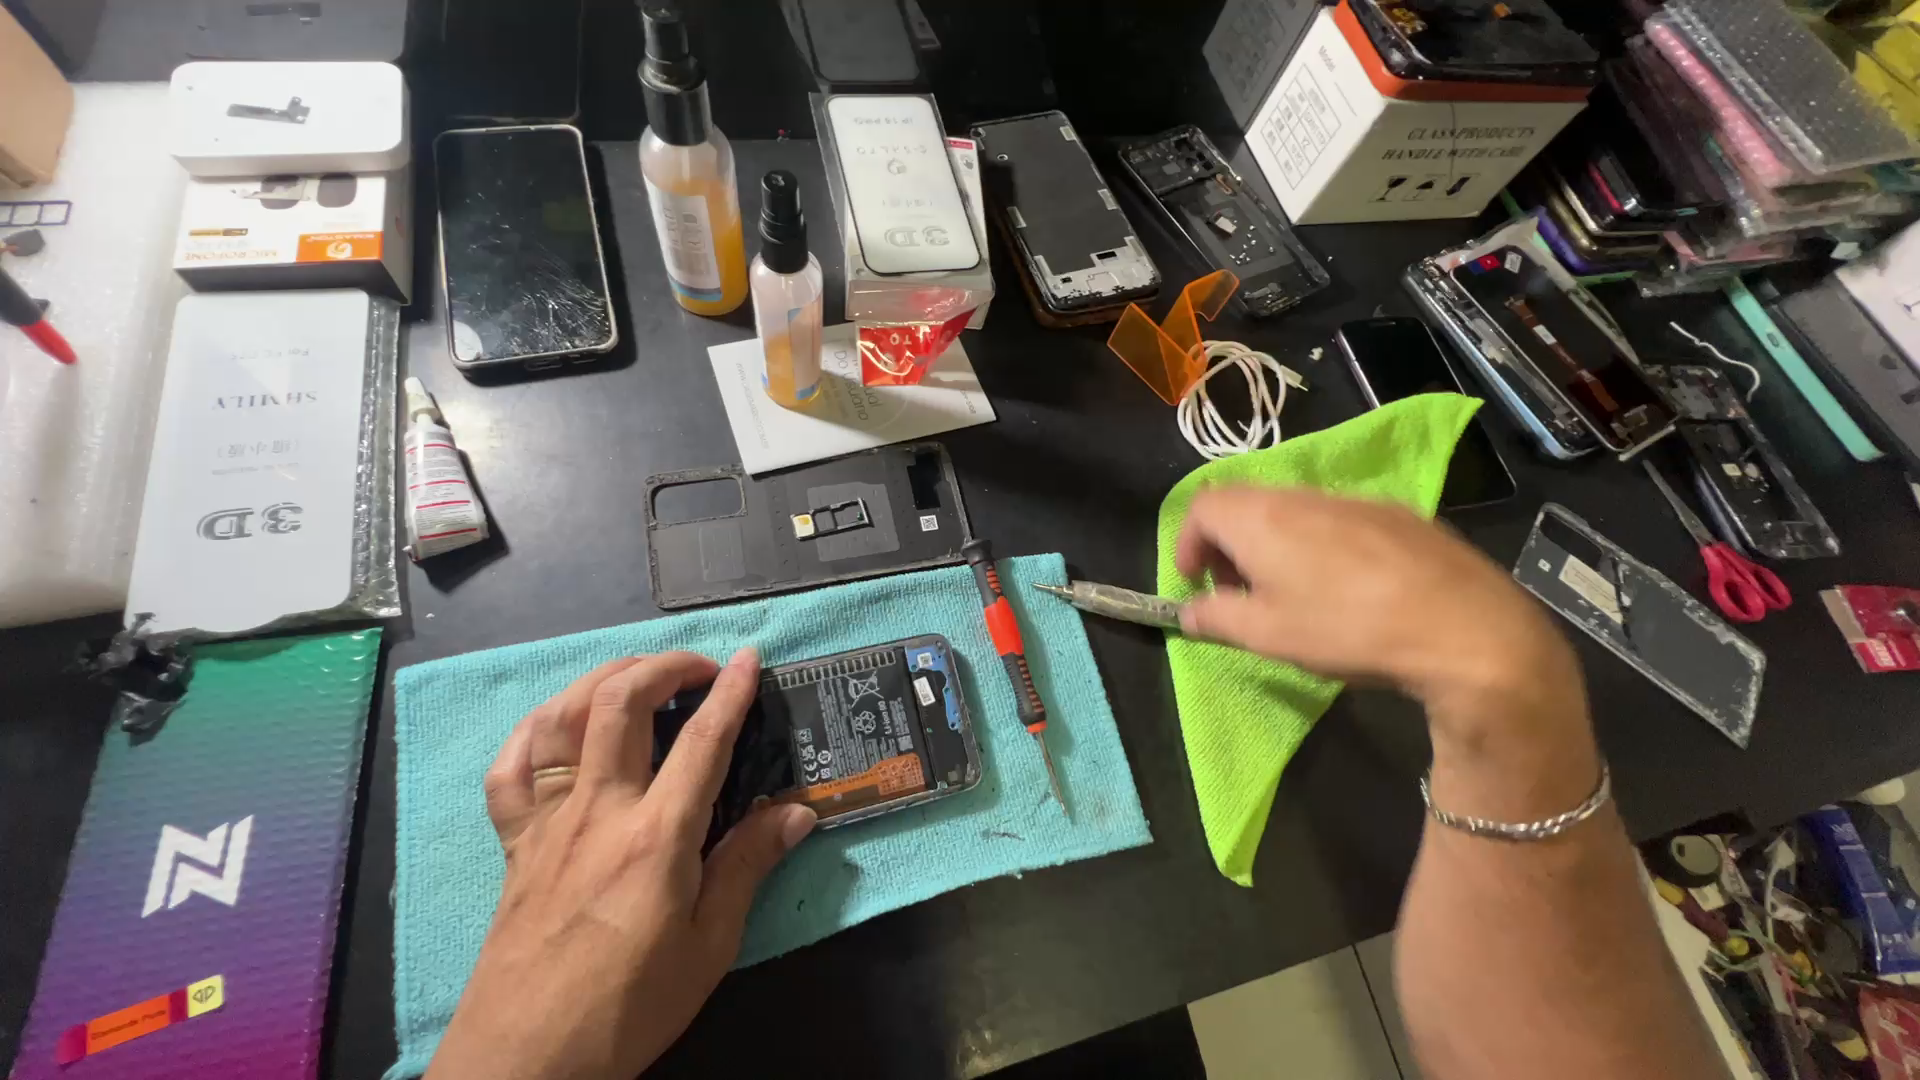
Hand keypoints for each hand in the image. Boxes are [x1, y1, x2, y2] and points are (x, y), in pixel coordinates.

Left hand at [427, 649, 816, 1079]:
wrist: (521, 1067)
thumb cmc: (627, 1008)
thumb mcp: (708, 947)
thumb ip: (748, 866)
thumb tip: (797, 811)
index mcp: (655, 836)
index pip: (702, 741)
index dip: (731, 692)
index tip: (749, 659)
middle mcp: (598, 810)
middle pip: (621, 703)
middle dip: (666, 666)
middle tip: (701, 670)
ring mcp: (547, 821)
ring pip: (564, 717)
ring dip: (605, 679)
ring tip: (642, 677)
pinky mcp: (514, 842)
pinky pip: (510, 768)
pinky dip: (536, 730)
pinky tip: (561, 723)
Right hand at [1175, 487, 1580, 727]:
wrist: (1466, 629)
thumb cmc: (1346, 629)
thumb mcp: (1265, 635)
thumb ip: (1214, 617)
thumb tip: (1189, 612)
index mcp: (1262, 518)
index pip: (1201, 506)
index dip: (1186, 543)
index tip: (1195, 582)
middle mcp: (1303, 496)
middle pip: (1244, 504)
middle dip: (1227, 545)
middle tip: (1238, 591)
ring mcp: (1355, 500)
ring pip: (1291, 510)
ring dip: (1272, 544)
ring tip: (1290, 592)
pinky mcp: (1398, 514)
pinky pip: (1335, 518)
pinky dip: (1316, 543)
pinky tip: (1346, 587)